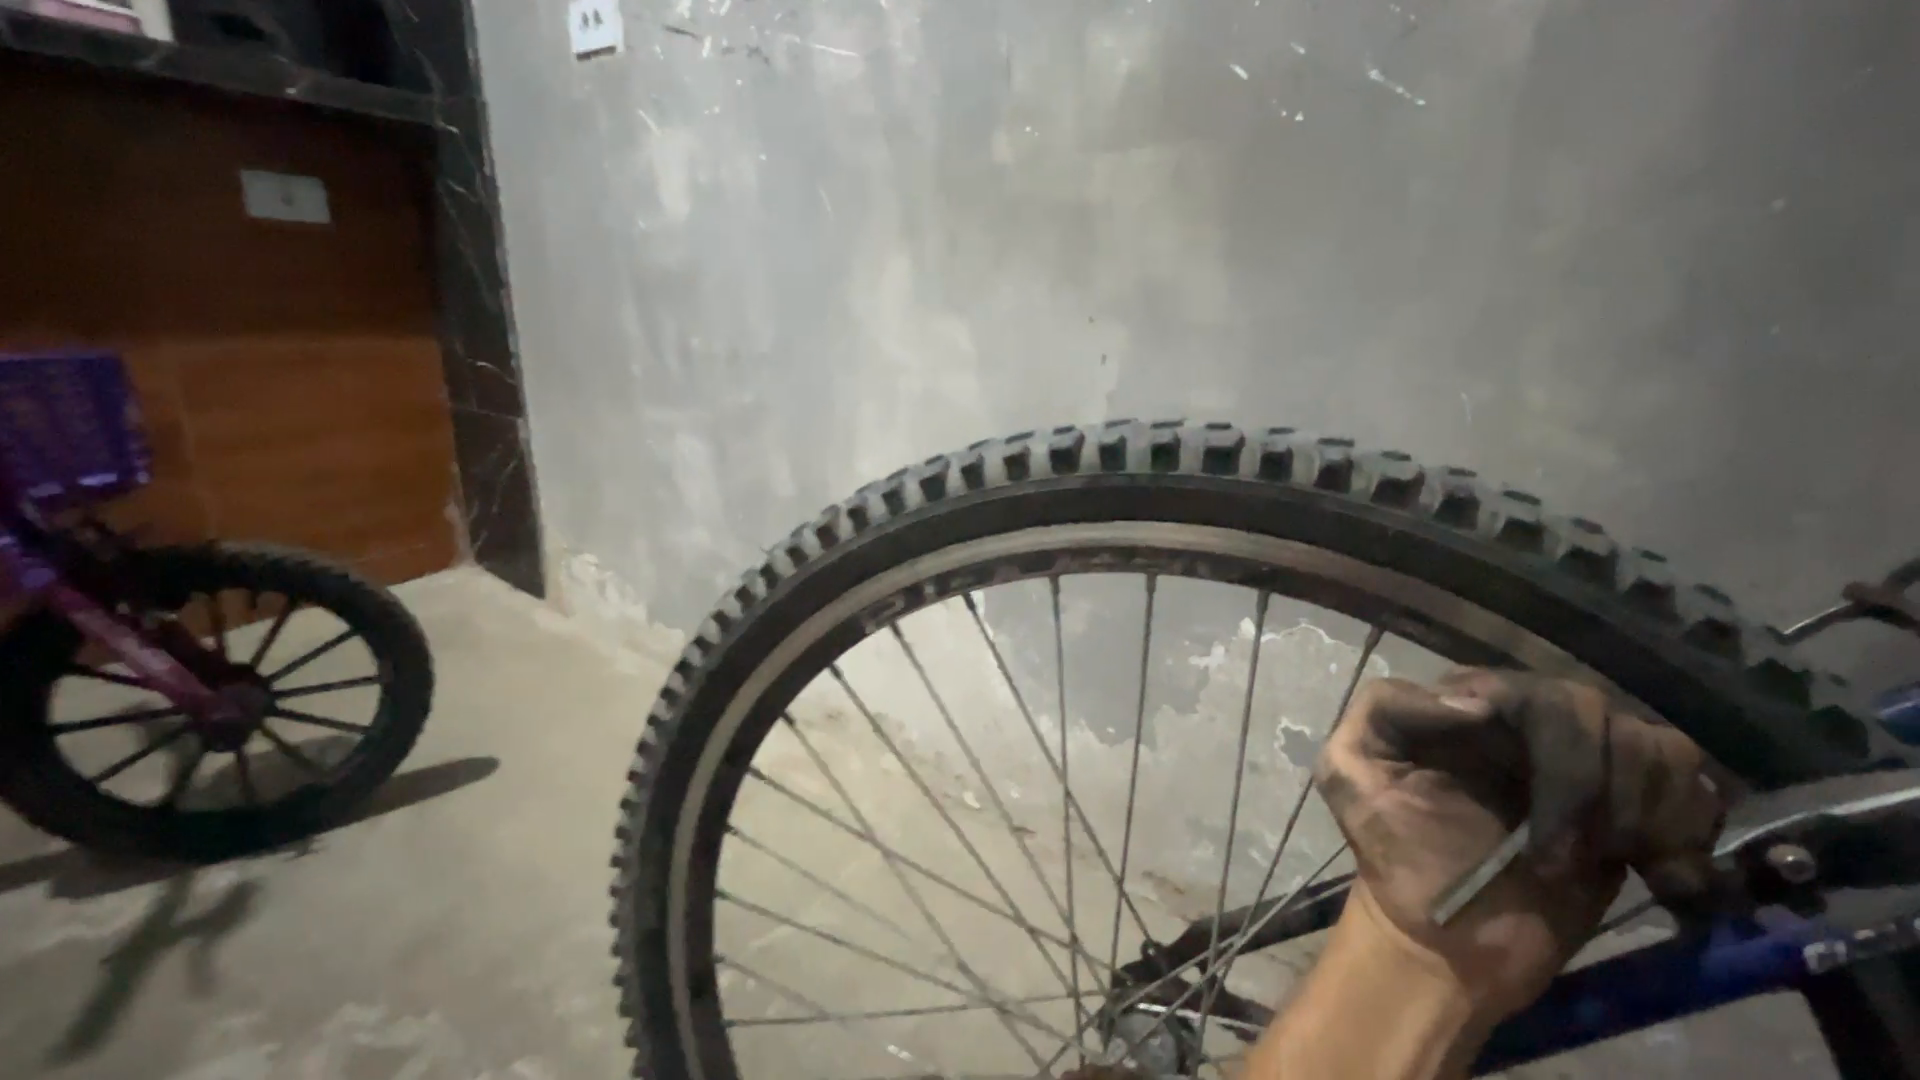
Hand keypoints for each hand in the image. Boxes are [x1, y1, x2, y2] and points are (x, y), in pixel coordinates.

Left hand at [1314, 669, 1725, 1019]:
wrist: (1443, 935)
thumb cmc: (1392, 848)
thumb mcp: (1347, 772)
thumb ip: (1384, 712)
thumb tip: (1476, 701)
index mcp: (1467, 702)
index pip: (1534, 695)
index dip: (1555, 758)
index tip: (1536, 831)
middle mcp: (1529, 719)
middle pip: (1598, 717)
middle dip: (1588, 795)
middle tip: (1552, 860)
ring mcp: (1585, 759)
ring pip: (1657, 748)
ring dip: (1636, 816)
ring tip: (1586, 862)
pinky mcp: (1633, 808)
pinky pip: (1695, 790)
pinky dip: (1685, 833)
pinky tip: (1653, 871)